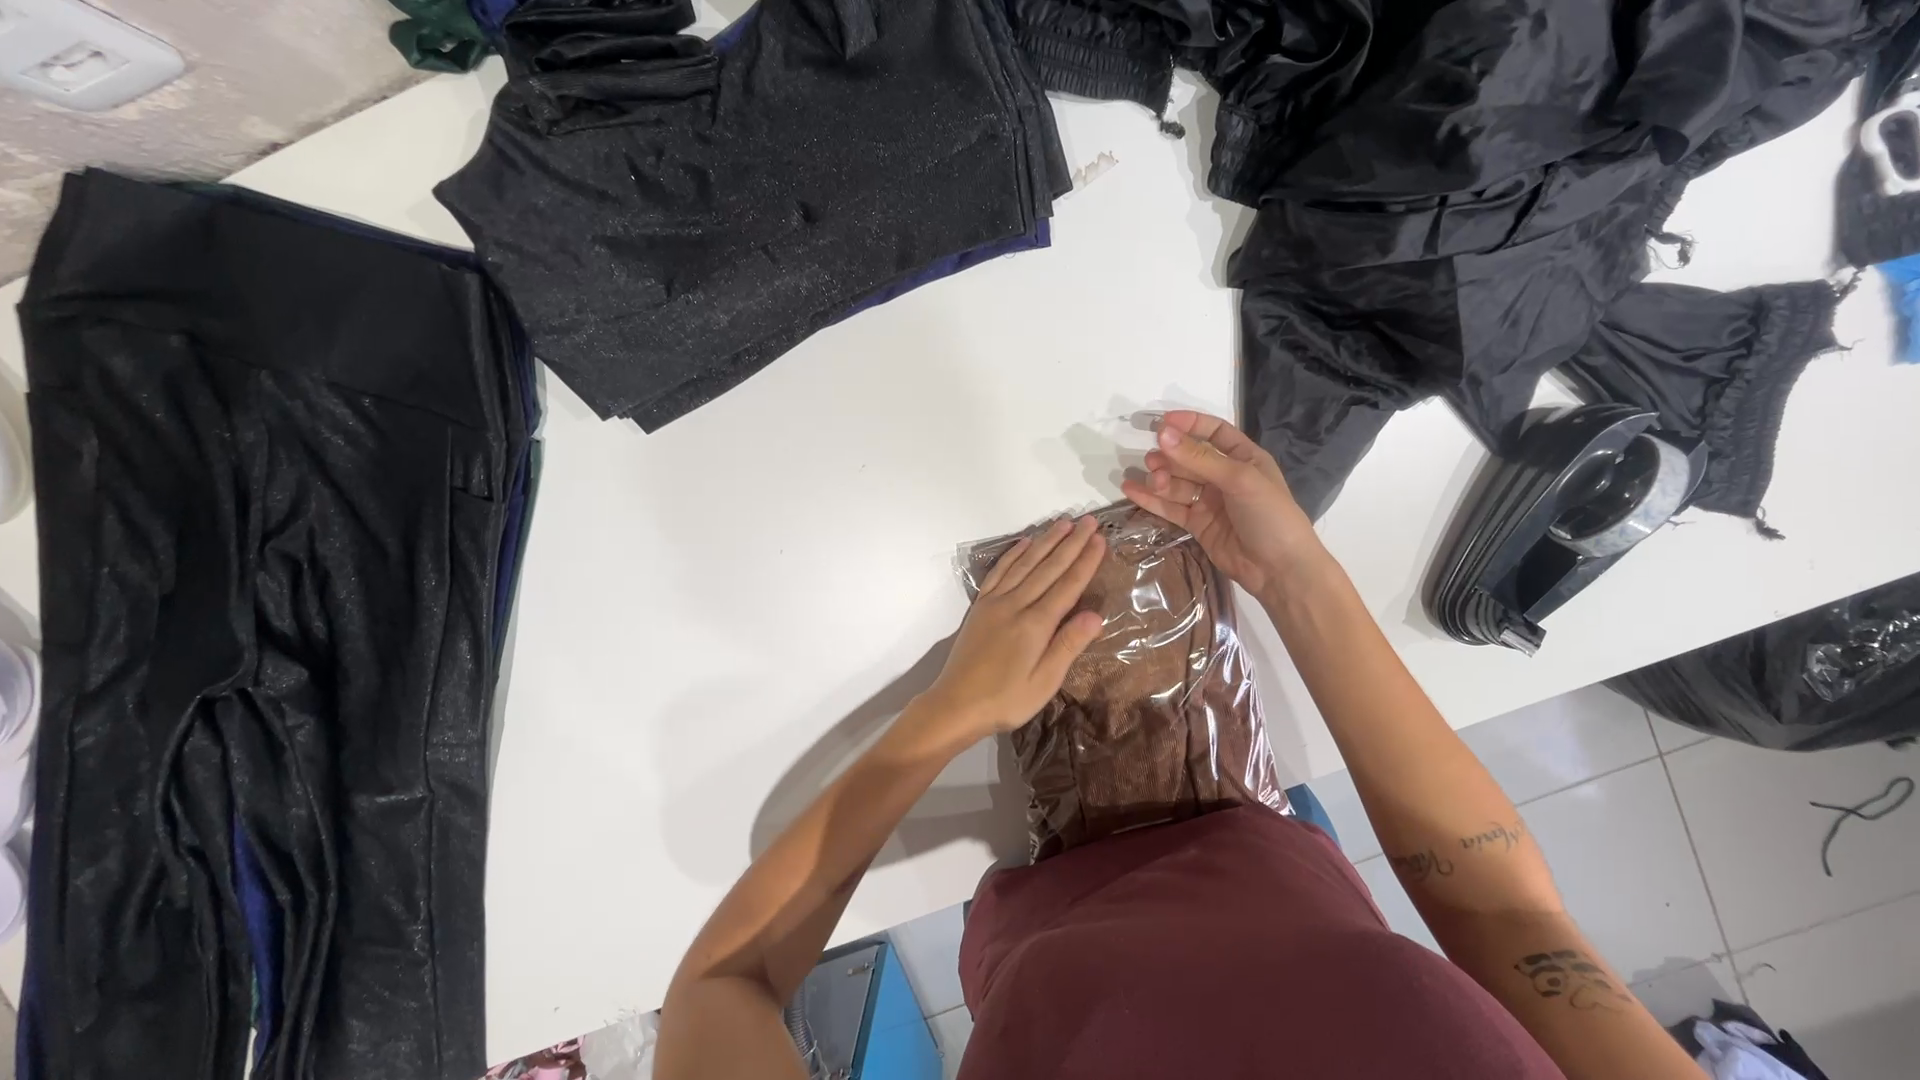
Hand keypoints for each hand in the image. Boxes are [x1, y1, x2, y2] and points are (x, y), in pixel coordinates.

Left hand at [919, 516, 1106, 738]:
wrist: (955, 705)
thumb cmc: (1006, 701)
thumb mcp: (1045, 682)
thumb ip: (1068, 645)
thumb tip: (1096, 614)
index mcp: (1035, 625)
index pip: (1067, 586)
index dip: (1086, 562)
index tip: (1100, 540)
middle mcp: (1015, 605)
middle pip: (1048, 568)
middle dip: (1071, 543)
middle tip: (1089, 521)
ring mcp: (994, 603)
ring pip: (1025, 564)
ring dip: (1045, 542)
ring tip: (1063, 523)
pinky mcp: (980, 607)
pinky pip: (999, 572)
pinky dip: (1014, 554)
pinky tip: (1025, 543)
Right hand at [1119, 410, 1323, 602]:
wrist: (1279, 569)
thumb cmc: (1270, 516)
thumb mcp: (1239, 480)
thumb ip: (1199, 459)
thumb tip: (1162, 434)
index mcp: (1245, 458)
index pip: (1215, 432)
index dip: (1190, 424)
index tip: (1162, 422)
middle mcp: (1225, 477)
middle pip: (1190, 459)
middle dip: (1171, 457)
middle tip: (1152, 461)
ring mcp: (1210, 502)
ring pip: (1178, 483)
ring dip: (1161, 479)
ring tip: (1153, 480)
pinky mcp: (1197, 524)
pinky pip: (1171, 507)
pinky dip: (1151, 500)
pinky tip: (1131, 491)